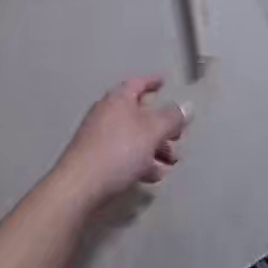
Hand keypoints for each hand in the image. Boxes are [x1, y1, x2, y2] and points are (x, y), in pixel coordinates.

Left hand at [51, 77, 189, 207]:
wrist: (80, 186)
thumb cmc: (119, 150)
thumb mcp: (152, 131)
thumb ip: (172, 118)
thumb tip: (187, 106)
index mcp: (118, 99)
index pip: (137, 83)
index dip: (152, 82)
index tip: (164, 81)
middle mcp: (107, 113)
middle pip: (139, 113)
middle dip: (161, 126)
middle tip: (178, 136)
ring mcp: (99, 137)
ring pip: (133, 137)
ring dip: (154, 147)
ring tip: (170, 163)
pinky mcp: (96, 159)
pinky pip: (124, 154)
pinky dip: (140, 160)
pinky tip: (152, 176)